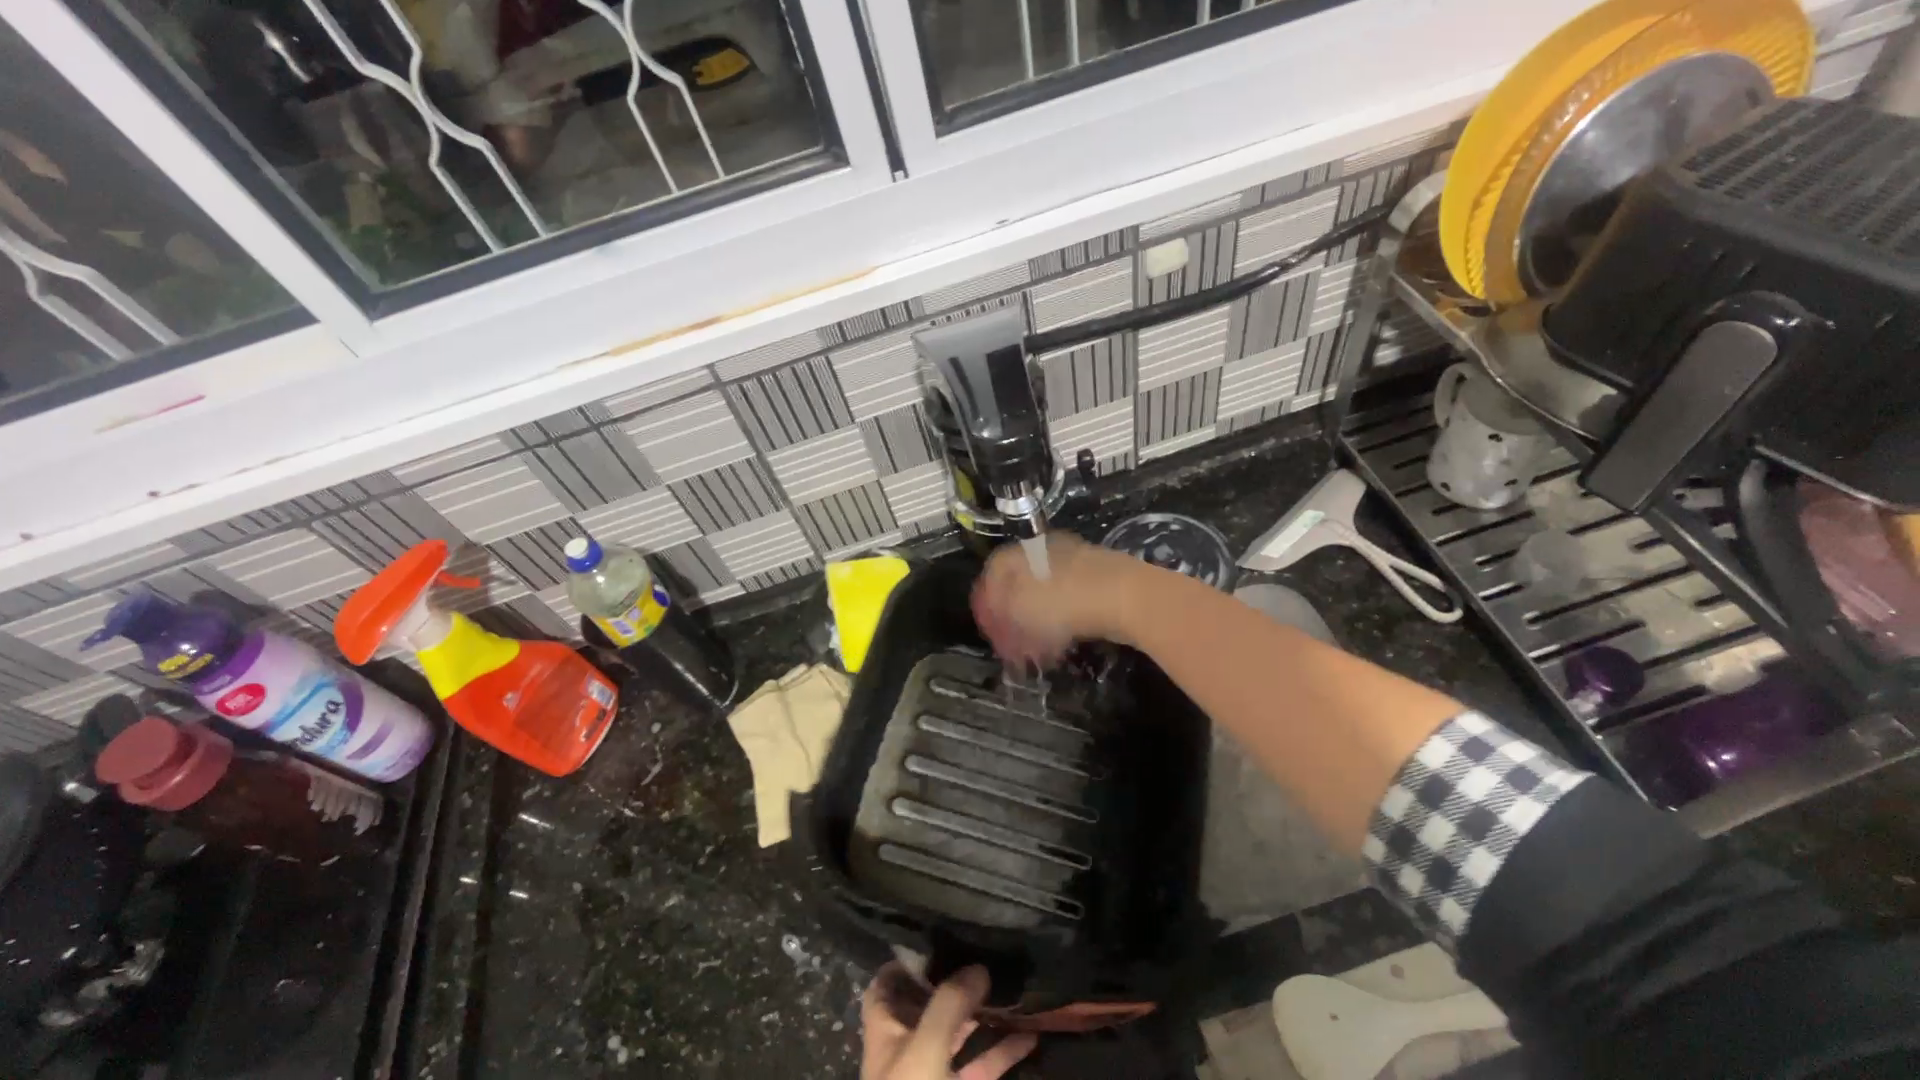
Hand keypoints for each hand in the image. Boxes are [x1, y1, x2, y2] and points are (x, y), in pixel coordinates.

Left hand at [861, 964, 1037, 1079]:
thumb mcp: (924, 1049)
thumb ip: (948, 1005)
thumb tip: (977, 966)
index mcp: (885, 1033)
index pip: (886, 987)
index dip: (906, 963)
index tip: (940, 939)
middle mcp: (907, 1050)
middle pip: (928, 1007)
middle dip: (956, 984)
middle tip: (989, 956)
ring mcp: (934, 1077)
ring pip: (960, 1037)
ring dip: (985, 1016)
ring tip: (1015, 988)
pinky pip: (983, 1068)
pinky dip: (1005, 1052)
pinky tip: (1031, 1035)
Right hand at [971, 533, 1146, 668]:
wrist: (1128, 596)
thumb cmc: (1063, 602)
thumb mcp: (1018, 610)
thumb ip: (1000, 615)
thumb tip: (996, 619)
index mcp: (1021, 552)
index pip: (992, 573)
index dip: (986, 604)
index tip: (989, 630)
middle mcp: (1045, 551)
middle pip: (1020, 586)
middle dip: (1014, 619)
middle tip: (1013, 647)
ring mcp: (1076, 563)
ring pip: (1047, 596)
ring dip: (1038, 626)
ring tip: (1038, 654)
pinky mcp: (1101, 580)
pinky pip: (1071, 604)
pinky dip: (1062, 624)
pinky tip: (1063, 646)